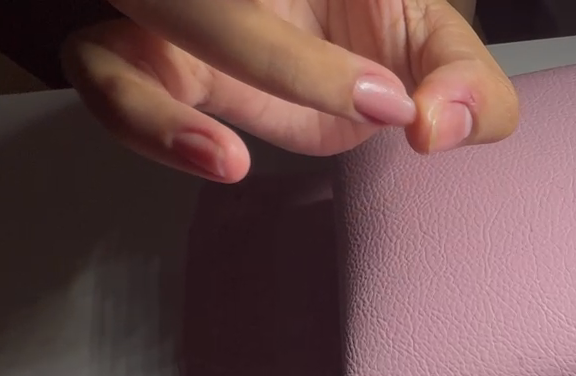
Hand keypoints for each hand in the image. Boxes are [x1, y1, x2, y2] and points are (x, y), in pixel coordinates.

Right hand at [62, 0, 517, 182]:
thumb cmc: (394, 35)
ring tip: (229, 160)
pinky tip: (218, 160)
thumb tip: (433, 128)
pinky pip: (105, 77)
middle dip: (274, 61)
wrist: (364, 57)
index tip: (399, 100)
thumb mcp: (447, 53)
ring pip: (106, 40)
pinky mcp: (165, 59)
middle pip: (186, 2)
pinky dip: (142, 121)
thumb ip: (470, 87)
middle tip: (382, 106)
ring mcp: (177, 9)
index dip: (303, 58)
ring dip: (148, 103)